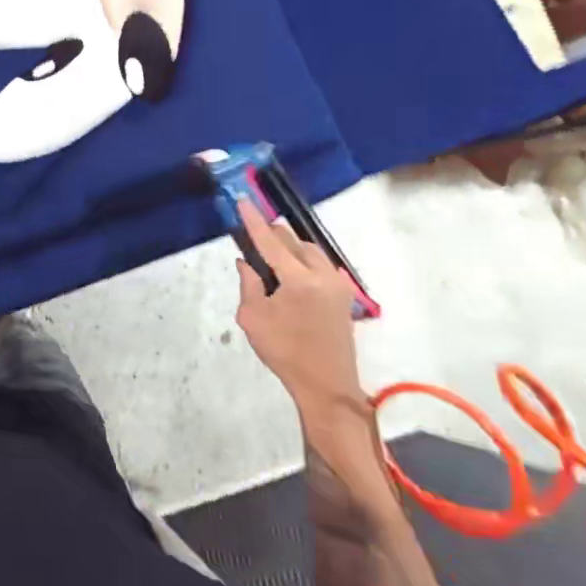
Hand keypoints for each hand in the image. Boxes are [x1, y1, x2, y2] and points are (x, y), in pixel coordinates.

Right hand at [232, 199, 366, 419]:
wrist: (326, 385)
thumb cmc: (284, 352)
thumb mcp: (253, 318)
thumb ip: (249, 284)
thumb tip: (246, 262)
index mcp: (298, 279)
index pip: (270, 240)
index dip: (254, 220)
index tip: (243, 200)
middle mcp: (322, 273)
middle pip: (293, 240)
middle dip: (272, 235)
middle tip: (253, 239)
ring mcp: (336, 283)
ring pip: (309, 250)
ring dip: (289, 248)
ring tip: (271, 259)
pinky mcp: (343, 294)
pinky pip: (320, 264)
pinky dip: (303, 261)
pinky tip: (291, 274)